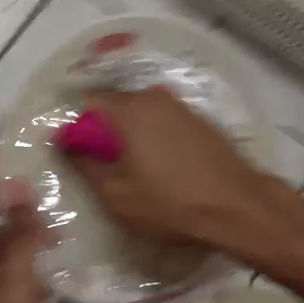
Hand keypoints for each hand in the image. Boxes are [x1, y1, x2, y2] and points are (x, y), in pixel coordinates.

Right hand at [65, 87, 282, 248]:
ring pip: (142, 113)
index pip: (88, 103)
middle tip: (107, 168)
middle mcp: (154, 96)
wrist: (237, 206)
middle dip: (105, 131)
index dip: (79, 128)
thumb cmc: (170, 202)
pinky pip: (164, 121)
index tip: (81, 157)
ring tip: (136, 171)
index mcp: (129, 108)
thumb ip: (84, 164)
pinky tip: (163, 167)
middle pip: (116, 105)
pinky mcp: (200, 119)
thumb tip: (65, 142)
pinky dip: (156, 137)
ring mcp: (181, 105)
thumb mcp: (116, 194)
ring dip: (132, 135)